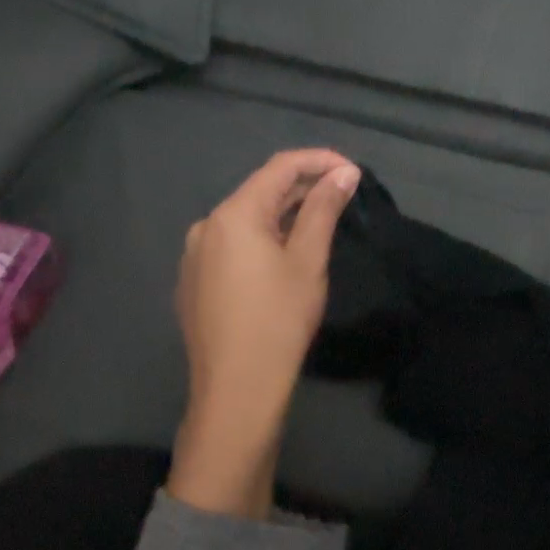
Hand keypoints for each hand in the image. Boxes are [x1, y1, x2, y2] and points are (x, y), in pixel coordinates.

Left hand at [166, 149, 360, 517]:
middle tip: (345, 194)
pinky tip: (287, 254)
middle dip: (304, 186)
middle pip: (261, 190)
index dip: (320, 160)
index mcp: (233, 214)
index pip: (280, 167)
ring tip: (322, 221)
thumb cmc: (279, 319)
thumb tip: (344, 173)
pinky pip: (234, 243)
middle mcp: (206, 226)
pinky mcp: (195, 281)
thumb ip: (324, 209)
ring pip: (247, 218)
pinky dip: (264, 236)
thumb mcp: (309, 260)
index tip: (354, 170)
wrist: (236, 389)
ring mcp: (195, 255)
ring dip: (285, 212)